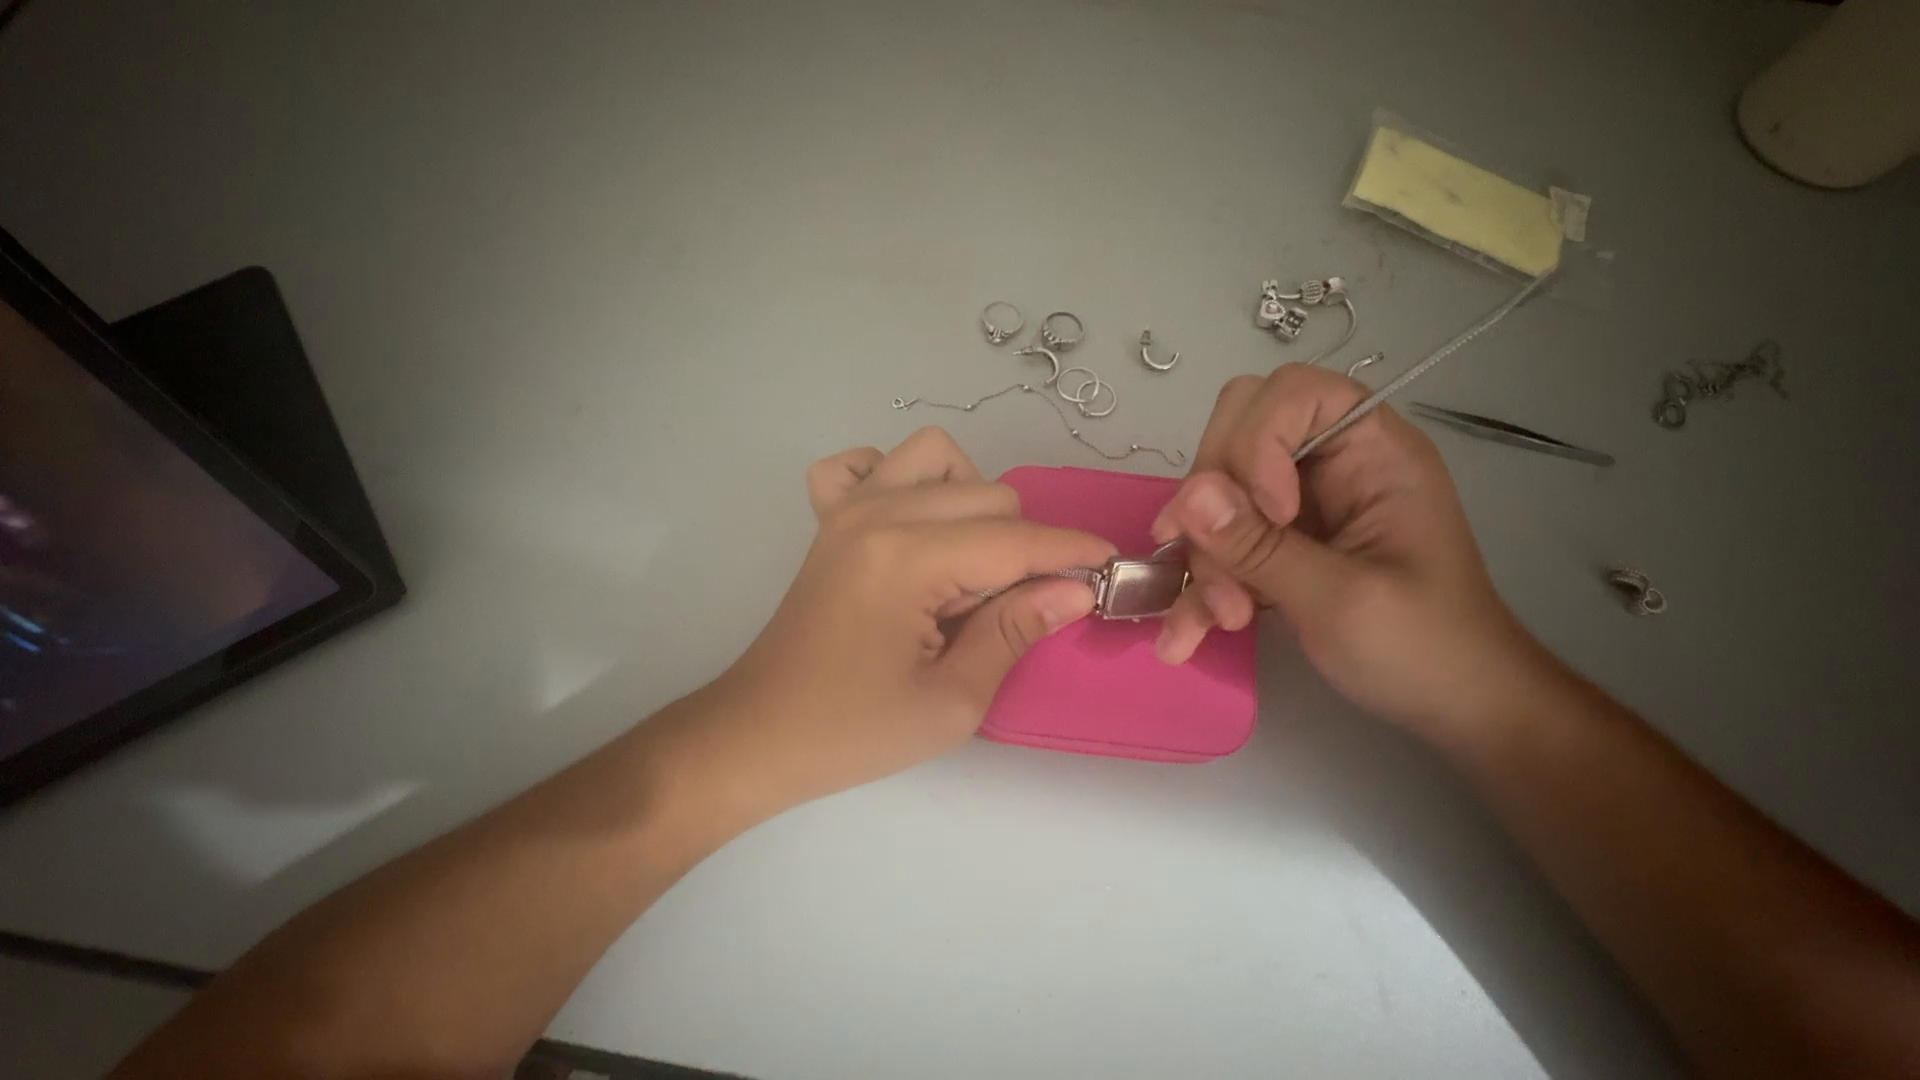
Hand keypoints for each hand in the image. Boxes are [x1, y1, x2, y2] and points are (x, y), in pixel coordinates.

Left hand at [667, 428, 1115, 819]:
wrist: (760, 734)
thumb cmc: (854, 731)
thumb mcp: (951, 700)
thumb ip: (1015, 630)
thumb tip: (1075, 588)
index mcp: (909, 559)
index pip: (1016, 539)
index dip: (1073, 553)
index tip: (1114, 569)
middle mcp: (878, 512)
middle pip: (990, 495)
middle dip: (1024, 546)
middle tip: (1014, 609)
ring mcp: (847, 507)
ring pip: (939, 458)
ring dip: (972, 502)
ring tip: (967, 565)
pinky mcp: (828, 518)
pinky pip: (867, 463)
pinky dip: (901, 480)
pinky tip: (911, 526)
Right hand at [1150, 366, 1549, 737]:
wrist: (1451, 708)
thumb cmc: (1423, 649)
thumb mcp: (1340, 599)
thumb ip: (1260, 547)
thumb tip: (1189, 495)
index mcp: (1371, 453)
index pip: (1294, 393)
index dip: (1262, 439)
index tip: (1272, 513)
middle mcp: (1329, 466)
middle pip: (1235, 435)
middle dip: (1213, 503)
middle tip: (1220, 567)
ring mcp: (1297, 507)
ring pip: (1214, 495)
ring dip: (1203, 558)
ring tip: (1221, 618)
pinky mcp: (1274, 547)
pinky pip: (1216, 545)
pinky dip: (1197, 587)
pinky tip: (1186, 636)